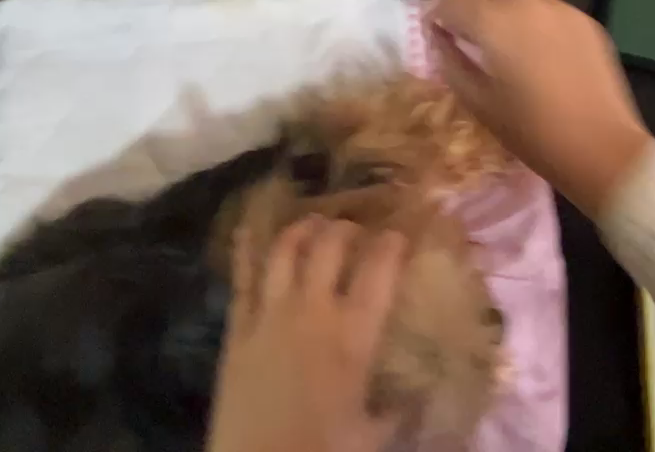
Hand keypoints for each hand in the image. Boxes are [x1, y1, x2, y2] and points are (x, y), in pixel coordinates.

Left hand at [206, 217, 408, 451]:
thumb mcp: (371, 437)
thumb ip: (395, 410)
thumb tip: (415, 395)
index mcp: (352, 335)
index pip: (379, 271)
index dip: (391, 245)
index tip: (397, 235)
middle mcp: (312, 310)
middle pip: (330, 246)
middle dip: (345, 229)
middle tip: (354, 230)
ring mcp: (271, 314)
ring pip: (285, 251)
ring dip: (302, 230)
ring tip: (312, 224)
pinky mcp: (238, 328)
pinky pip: (242, 280)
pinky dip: (244, 252)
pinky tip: (246, 232)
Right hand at [427, 0, 653, 213]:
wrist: (603, 150)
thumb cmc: (532, 133)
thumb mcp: (478, 102)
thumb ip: (451, 61)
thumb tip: (438, 37)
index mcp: (495, 23)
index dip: (435, 10)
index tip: (432, 28)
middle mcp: (526, 4)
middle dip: (465, 4)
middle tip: (460, 32)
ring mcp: (559, 8)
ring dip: (497, 7)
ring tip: (496, 37)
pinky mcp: (583, 19)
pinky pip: (543, 6)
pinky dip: (527, 16)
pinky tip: (531, 45)